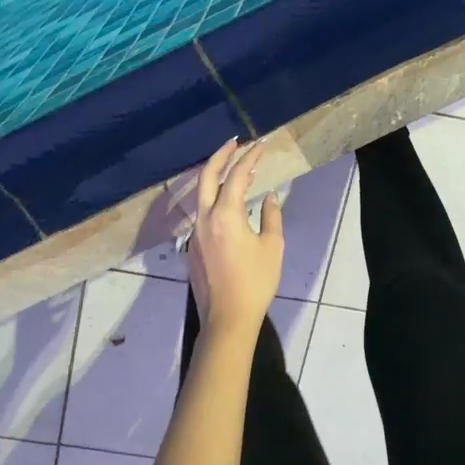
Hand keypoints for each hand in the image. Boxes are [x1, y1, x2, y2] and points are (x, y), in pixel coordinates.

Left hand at [186, 139, 283, 336]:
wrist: (227, 321)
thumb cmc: (255, 283)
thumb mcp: (273, 247)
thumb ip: (271, 216)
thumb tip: (269, 197)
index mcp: (225, 214)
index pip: (236, 176)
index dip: (249, 157)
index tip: (260, 145)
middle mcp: (204, 218)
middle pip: (207, 176)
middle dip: (221, 155)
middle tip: (235, 142)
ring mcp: (195, 233)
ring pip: (201, 194)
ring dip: (216, 177)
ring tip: (235, 170)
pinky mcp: (192, 248)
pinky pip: (201, 213)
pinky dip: (214, 199)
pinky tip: (228, 205)